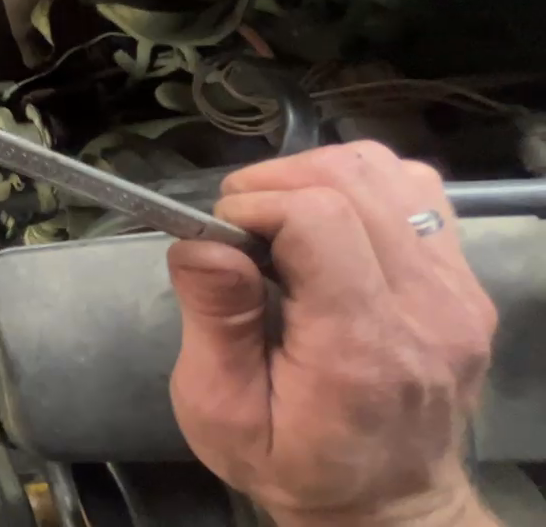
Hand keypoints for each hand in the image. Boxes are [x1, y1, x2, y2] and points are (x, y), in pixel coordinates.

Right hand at [166, 142, 499, 526]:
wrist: (387, 507)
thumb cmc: (287, 458)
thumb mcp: (219, 407)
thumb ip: (214, 319)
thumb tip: (204, 242)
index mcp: (362, 343)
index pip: (317, 215)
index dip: (249, 207)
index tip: (219, 242)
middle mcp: (428, 308)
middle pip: (350, 179)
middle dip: (270, 185)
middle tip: (238, 230)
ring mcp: (458, 292)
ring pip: (382, 172)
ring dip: (310, 179)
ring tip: (276, 223)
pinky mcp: (462, 283)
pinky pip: (413, 192)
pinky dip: (353, 189)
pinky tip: (321, 227)